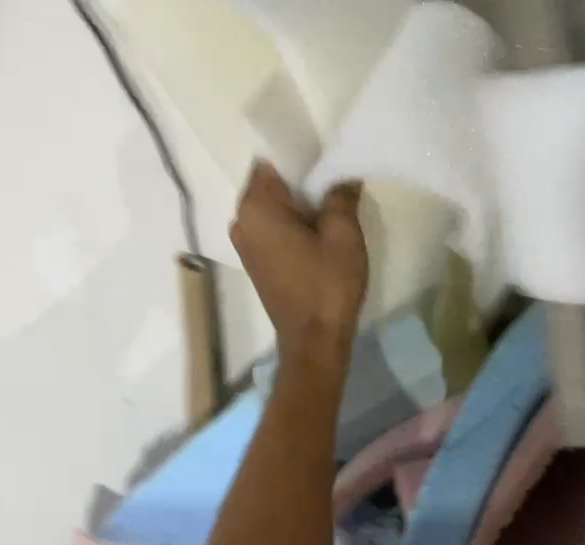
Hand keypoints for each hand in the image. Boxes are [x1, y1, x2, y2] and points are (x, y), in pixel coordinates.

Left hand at [229, 161, 368, 348]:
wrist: (314, 343)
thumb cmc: (327, 286)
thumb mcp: (344, 235)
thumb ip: (341, 197)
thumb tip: (344, 177)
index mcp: (256, 205)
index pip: (273, 161)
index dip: (302, 161)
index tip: (328, 170)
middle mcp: (241, 220)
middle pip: (272, 186)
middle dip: (302, 186)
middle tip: (335, 194)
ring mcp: (245, 245)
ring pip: (274, 211)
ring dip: (299, 210)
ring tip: (329, 220)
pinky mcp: (255, 265)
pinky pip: (273, 232)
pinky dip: (292, 230)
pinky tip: (317, 242)